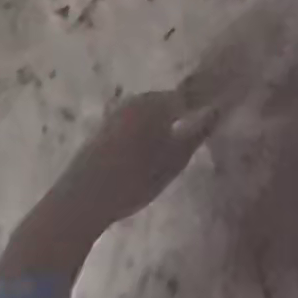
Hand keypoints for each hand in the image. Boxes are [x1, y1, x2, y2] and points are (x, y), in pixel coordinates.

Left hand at [0, 88, 214, 282]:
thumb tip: (217, 109)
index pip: (187, 97)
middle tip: (188, 136)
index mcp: (157, 102)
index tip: (209, 118)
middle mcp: (136, 100)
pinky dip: (140, 134)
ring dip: (157, 125)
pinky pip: (130, 125)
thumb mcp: (175, 160)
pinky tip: (140, 155)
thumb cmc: (135, 178)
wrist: (80, 200)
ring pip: (145, 114)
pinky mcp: (100, 131)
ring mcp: (115, 114)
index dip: (200, 107)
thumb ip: (199, 132)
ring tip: (165, 147)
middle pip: (165, 102)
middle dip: (178, 115)